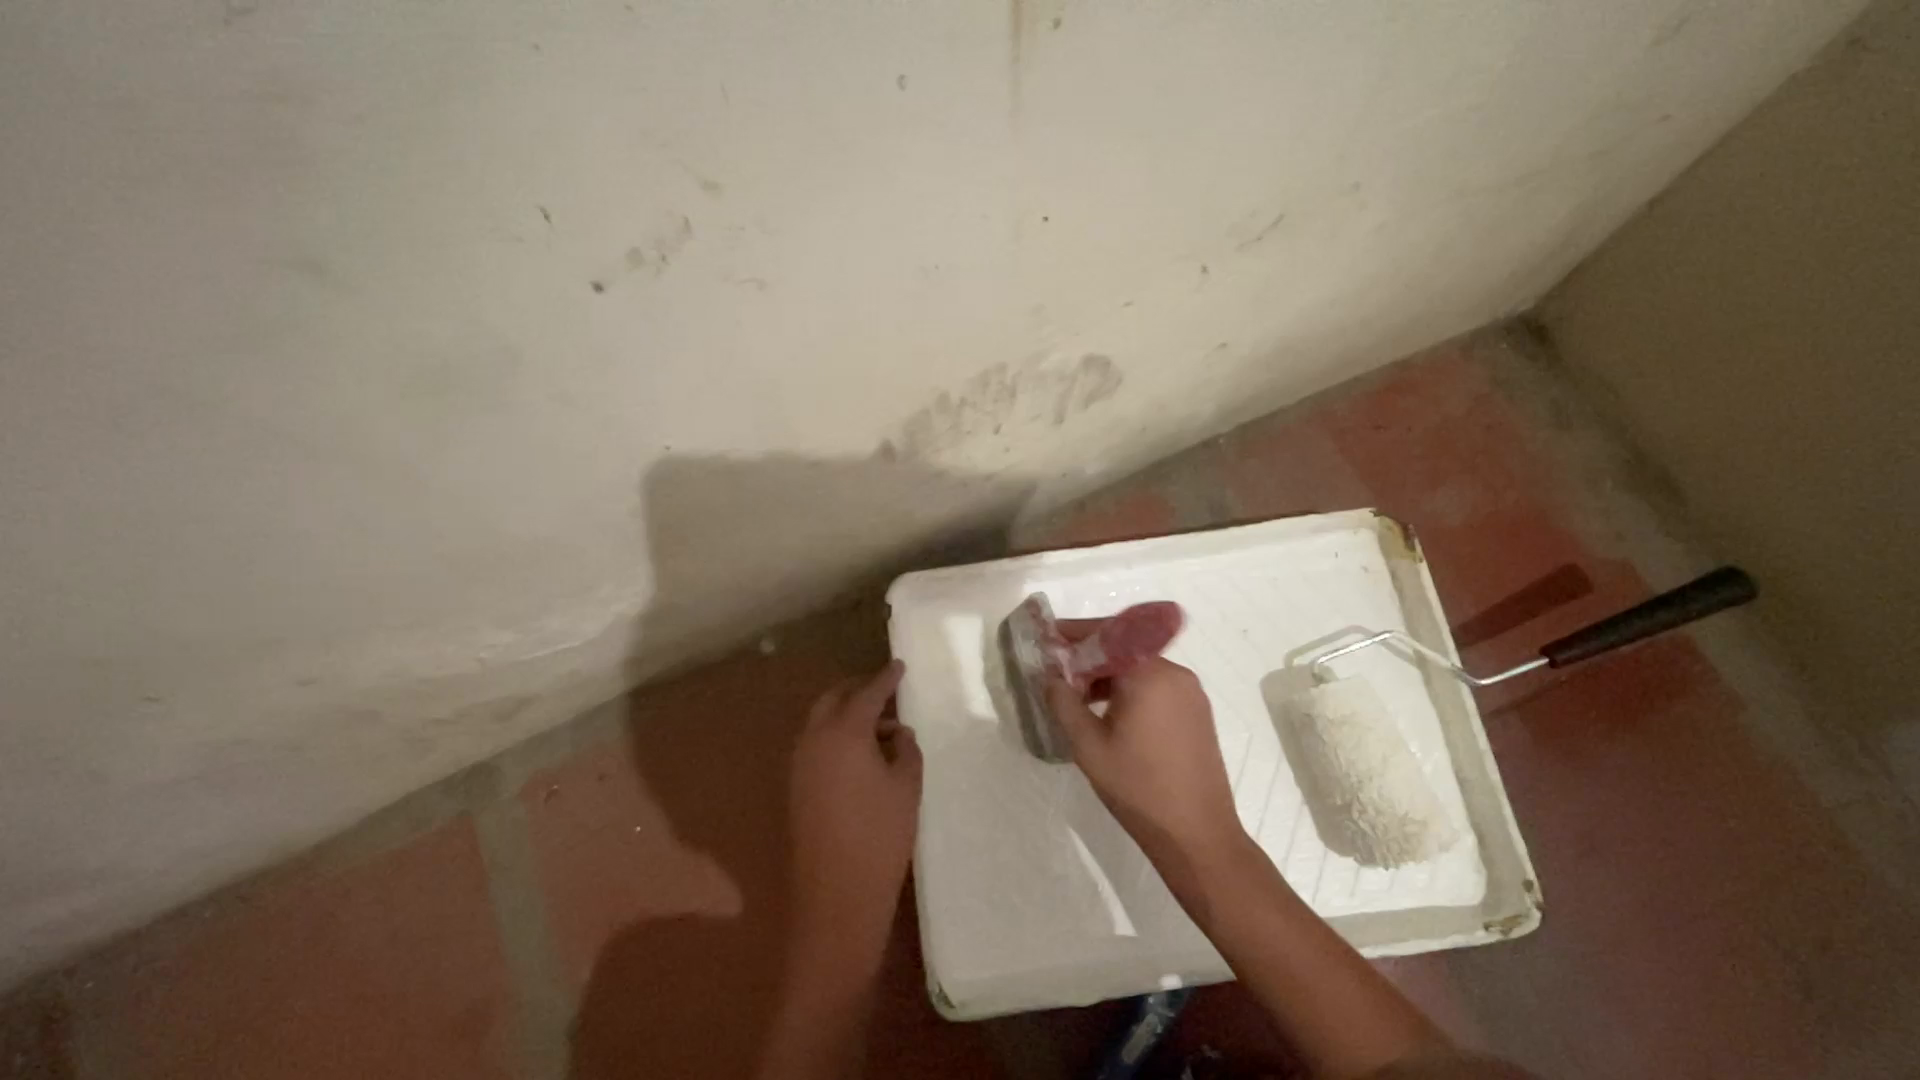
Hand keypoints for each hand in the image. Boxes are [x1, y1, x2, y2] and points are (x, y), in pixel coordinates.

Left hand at [786, 660, 922, 970]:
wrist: (837, 892)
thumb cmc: (881, 835)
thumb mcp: (907, 787)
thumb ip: (906, 750)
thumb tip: (899, 733)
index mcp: (844, 732)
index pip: (867, 693)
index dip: (886, 678)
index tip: (900, 666)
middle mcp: (814, 739)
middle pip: (834, 699)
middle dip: (859, 690)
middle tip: (887, 691)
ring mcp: (800, 763)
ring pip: (821, 722)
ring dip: (847, 716)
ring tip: (882, 728)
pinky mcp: (796, 786)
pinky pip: (816, 745)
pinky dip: (837, 738)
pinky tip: (862, 755)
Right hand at [1046, 654, 1243, 863]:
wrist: (1197, 833)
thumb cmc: (1137, 787)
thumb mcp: (1088, 745)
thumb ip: (1063, 703)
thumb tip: (1051, 677)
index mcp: (1149, 674)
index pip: (1107, 634)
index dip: (1074, 632)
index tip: (1048, 636)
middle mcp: (1175, 673)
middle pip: (1125, 649)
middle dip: (1089, 655)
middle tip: (1058, 672)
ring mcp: (1190, 694)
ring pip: (1141, 669)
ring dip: (1109, 675)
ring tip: (1079, 697)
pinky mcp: (1197, 714)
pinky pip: (1158, 687)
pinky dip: (1131, 689)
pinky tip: (1111, 715)